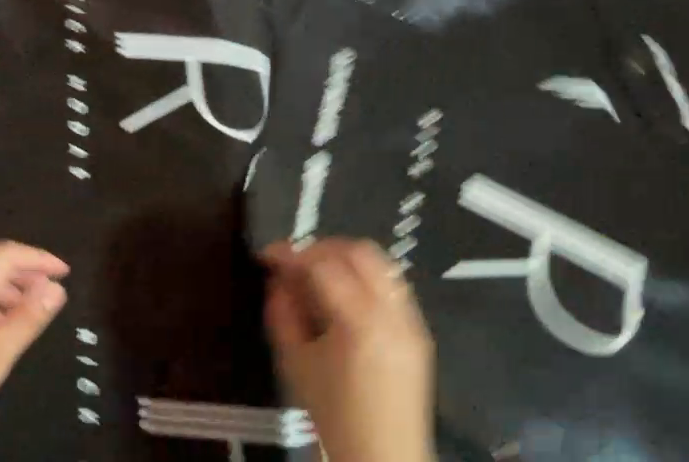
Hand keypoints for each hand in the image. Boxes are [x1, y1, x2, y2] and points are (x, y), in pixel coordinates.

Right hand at [261, 238, 435, 461]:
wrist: (385, 459)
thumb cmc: (334, 415)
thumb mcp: (295, 362)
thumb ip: (282, 311)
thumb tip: (278, 278)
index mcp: (360, 324)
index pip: (322, 265)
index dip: (290, 253)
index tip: (267, 256)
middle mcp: (393, 316)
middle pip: (360, 252)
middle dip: (321, 248)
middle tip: (296, 262)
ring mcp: (412, 323)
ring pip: (381, 264)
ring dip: (345, 260)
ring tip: (318, 277)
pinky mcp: (420, 333)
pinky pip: (391, 287)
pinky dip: (364, 279)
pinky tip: (343, 299)